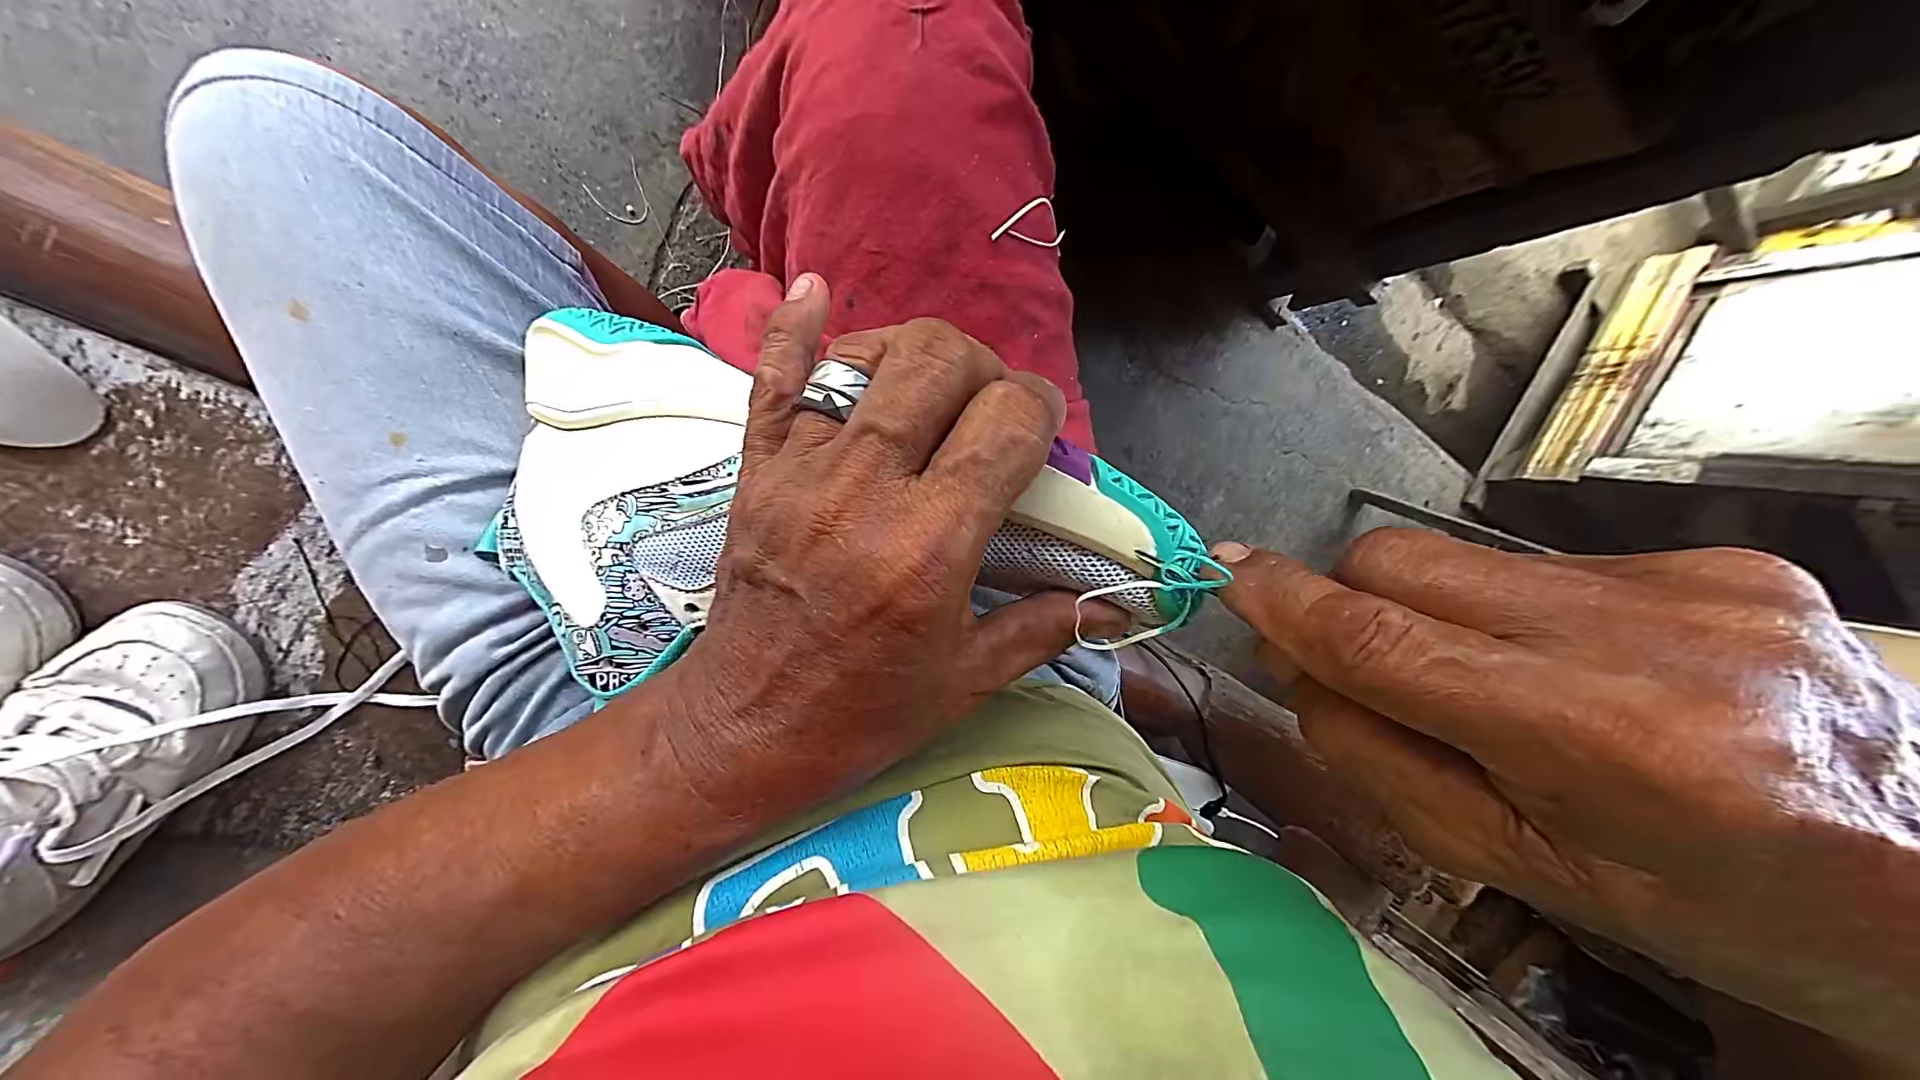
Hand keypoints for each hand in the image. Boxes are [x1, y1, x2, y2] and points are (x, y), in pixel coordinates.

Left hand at [658, 275, 1126, 818]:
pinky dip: (793, 329)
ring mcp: (801, 471)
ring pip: (868, 356)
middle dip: (986, 370)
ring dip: (917, 352)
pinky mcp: (756, 471)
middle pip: (939, 364)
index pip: (1006, 423)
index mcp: (931, 545)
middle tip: (991, 408)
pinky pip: (771, 378)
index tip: (1043, 431)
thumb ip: (1043, 627)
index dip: (1040, 410)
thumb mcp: (967, 681)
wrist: (747, 726)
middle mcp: (866, 489)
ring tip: (934, 384)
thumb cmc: (862, 712)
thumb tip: (1109, 603)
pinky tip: (815, 292)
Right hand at [1213, 529, 1919, 1063]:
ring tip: (1487, 679)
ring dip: (1429, 610)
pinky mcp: (1717, 562)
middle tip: (1355, 662)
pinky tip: (1577, 667)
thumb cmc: (1692, 903)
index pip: (1382, 641)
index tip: (1225, 568)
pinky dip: (1510, 612)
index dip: (1285, 600)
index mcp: (1593, 740)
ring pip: (1458, 556)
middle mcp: (1644, 637)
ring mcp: (1690, 584)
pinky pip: (1534, 565)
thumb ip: (1377, 758)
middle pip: (1403, 563)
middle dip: (1347, 600)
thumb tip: (1295, 667)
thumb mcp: (1510, 861)